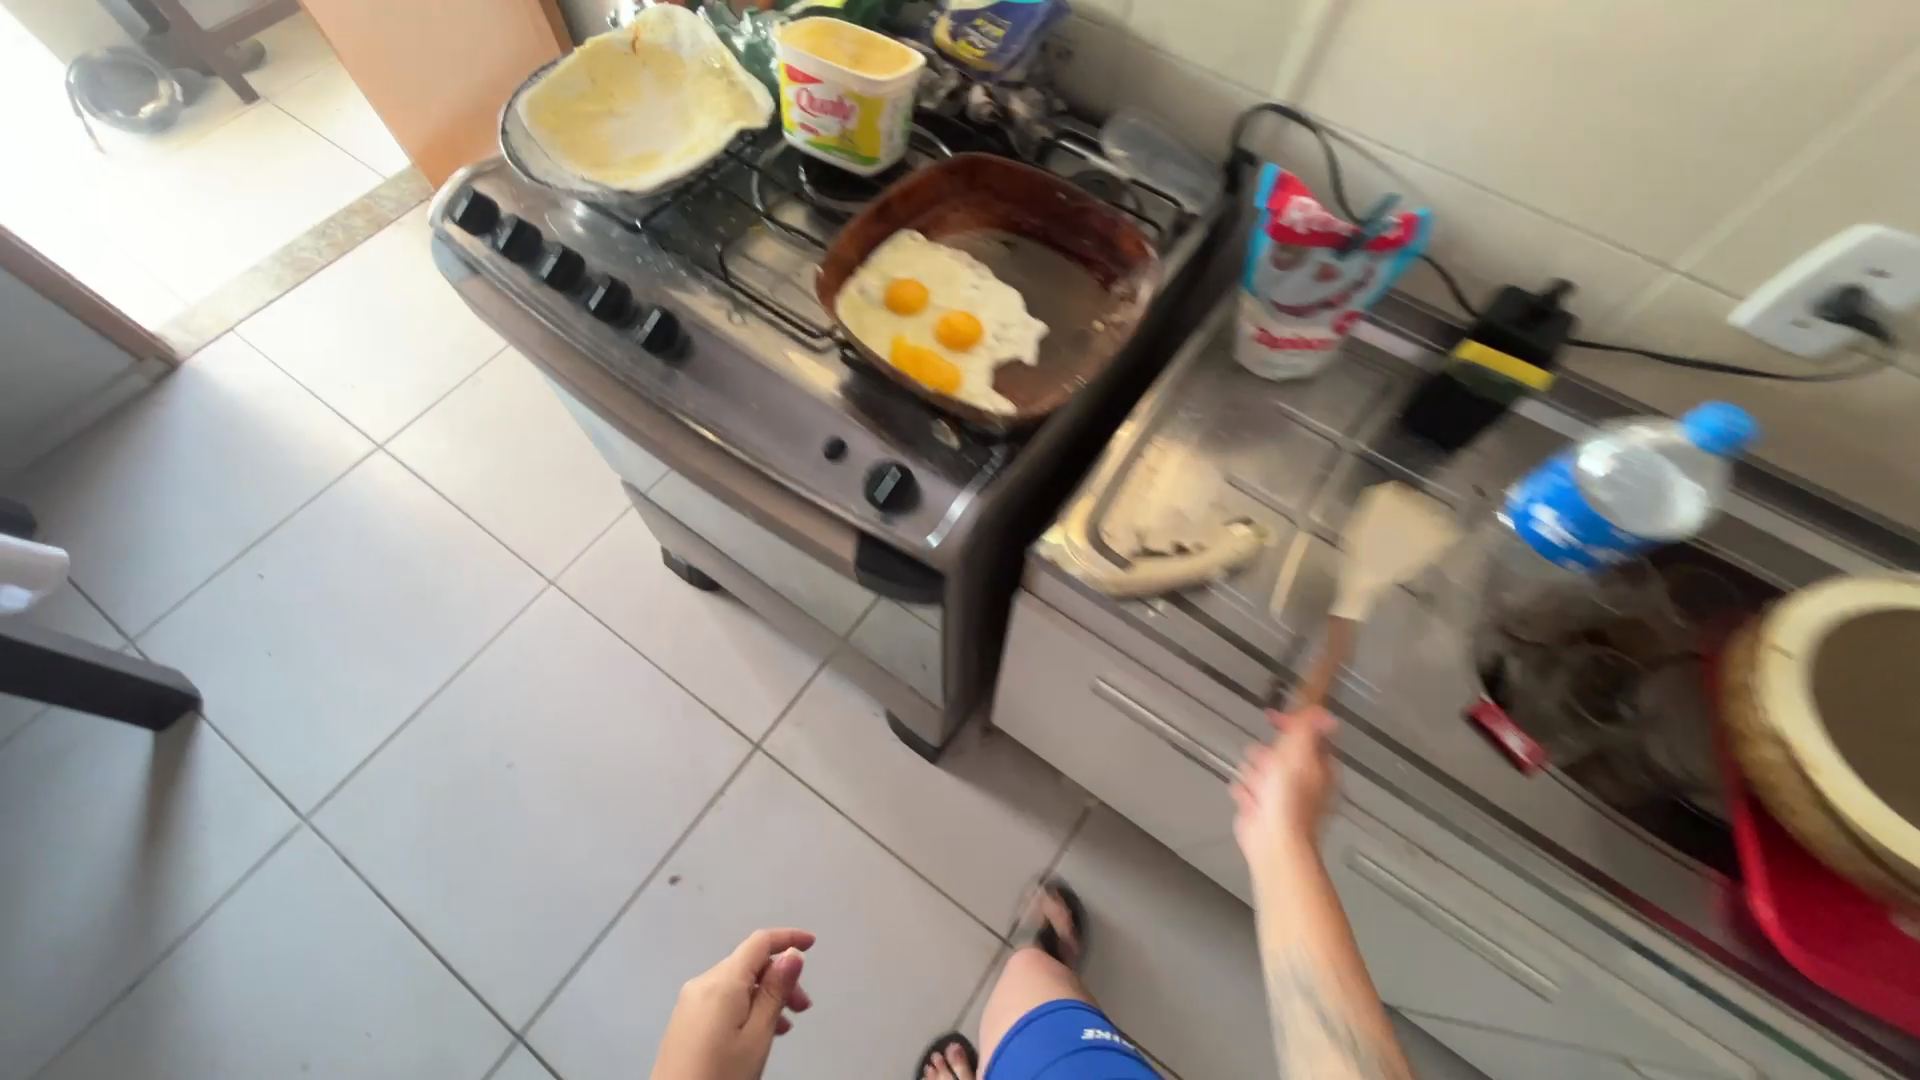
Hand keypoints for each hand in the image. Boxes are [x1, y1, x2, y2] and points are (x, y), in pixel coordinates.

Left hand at [650, 928, 814, 1079]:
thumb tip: (791, 953)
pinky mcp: (684, 1021)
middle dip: (780, 978)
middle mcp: (702, 983)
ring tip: (785, 1026)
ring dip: (765, 995)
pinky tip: (757, 1033)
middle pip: (750, 964)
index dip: (788, 937)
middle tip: (803, 1008)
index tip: (812, 944)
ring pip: (737, 984)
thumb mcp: (757, 1036)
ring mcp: (690, 1002)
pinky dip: (746, 1006)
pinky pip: (723, 1000)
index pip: (759, 942)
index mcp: (721, 981)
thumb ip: (775, 991)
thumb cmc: (721, 1074)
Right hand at [1232, 708, 1338, 863]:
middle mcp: (1304, 782)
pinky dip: (1246, 791)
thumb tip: (1325, 714)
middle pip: (1280, 752)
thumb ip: (1308, 731)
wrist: (1273, 839)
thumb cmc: (1289, 797)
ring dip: (1254, 773)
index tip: (1273, 717)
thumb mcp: (1299, 754)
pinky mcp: (1263, 808)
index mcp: (1319, 768)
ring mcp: (1283, 796)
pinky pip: (1248, 788)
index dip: (1290, 724)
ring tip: (1257, 785)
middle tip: (1266, 761)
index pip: (1307, 737)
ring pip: (1261, 769)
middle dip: (1267, 754)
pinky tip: (1248, 798)